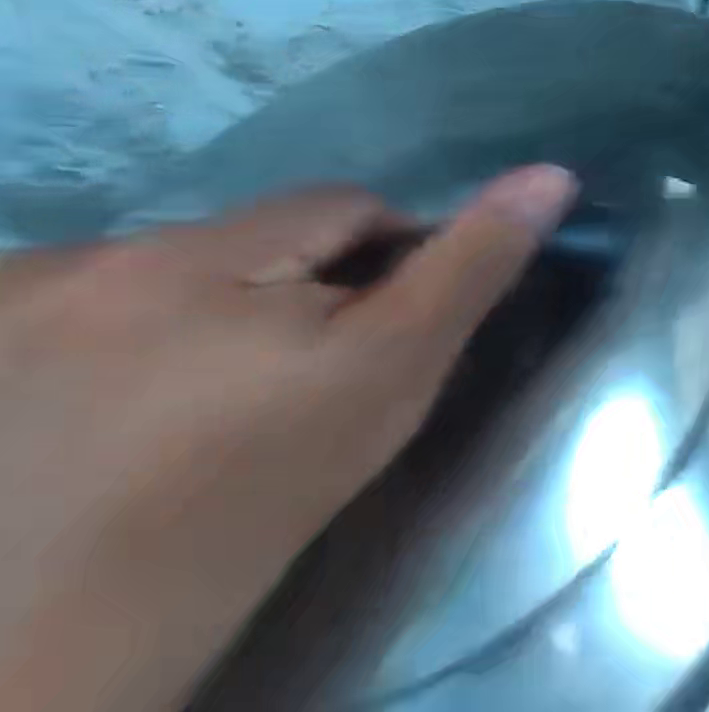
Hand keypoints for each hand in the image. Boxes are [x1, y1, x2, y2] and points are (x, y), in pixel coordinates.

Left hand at [0, 165, 575, 711]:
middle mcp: (73, 258)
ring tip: (219, 392)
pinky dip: (137, 331)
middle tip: (313, 370)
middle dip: (304, 284)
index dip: (391, 259)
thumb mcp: (398, 368)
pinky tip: (130, 401)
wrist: (77, 633)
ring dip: (218, 307)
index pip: (345, 206)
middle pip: (256, 236)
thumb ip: (474, 262)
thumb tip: (553, 176)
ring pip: (178, 267)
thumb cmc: (269, 484)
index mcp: (192, 256)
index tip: (389, 330)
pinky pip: (97, 301)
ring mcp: (3, 302)